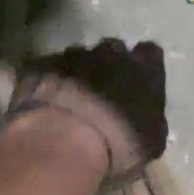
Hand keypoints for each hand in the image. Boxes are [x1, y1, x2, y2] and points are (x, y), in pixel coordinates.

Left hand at [8, 39, 166, 179]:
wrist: (64, 140)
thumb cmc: (119, 145)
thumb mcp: (151, 142)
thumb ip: (152, 119)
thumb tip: (147, 117)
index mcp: (144, 71)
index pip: (151, 52)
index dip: (144, 64)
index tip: (138, 80)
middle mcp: (111, 54)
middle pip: (113, 49)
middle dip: (109, 64)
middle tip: (103, 90)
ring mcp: (73, 56)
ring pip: (78, 55)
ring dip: (78, 71)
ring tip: (71, 98)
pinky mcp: (41, 64)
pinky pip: (48, 66)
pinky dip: (49, 79)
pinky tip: (47, 101)